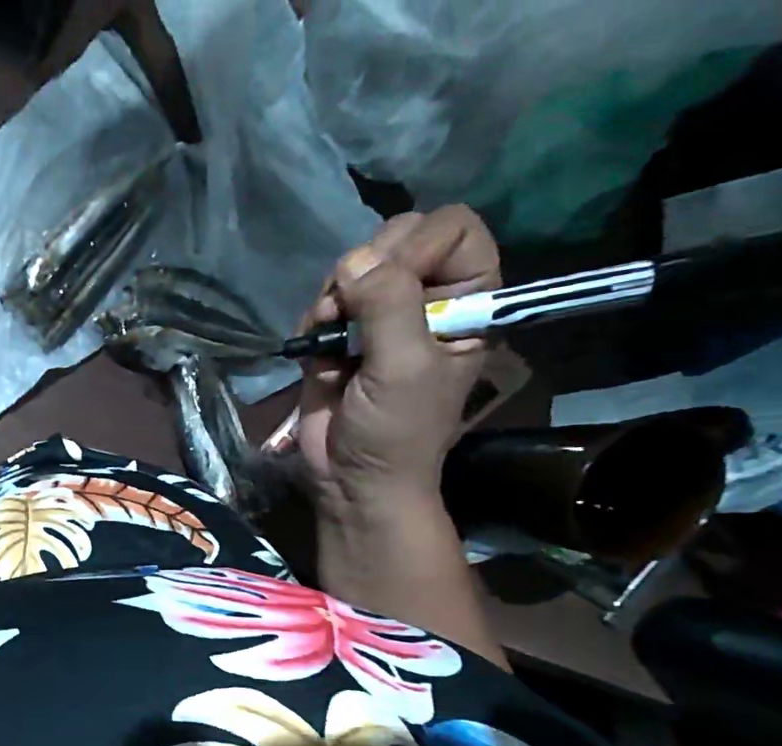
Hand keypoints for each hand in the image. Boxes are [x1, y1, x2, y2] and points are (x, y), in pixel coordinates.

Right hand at [295, 205, 501, 505]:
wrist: (352, 479)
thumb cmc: (396, 430)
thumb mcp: (403, 367)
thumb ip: (387, 306)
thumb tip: (352, 260)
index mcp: (467, 299)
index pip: (452, 230)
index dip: (416, 247)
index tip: (388, 285)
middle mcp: (426, 298)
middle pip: (399, 237)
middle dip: (367, 268)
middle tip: (350, 310)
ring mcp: (379, 315)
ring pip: (355, 266)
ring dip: (334, 295)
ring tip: (328, 332)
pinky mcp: (340, 334)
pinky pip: (324, 299)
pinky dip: (315, 317)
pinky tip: (315, 345)